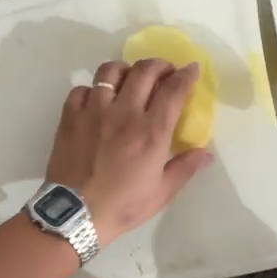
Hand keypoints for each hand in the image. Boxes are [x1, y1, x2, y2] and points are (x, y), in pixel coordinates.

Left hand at [45, 58, 214, 244]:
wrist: (75, 212)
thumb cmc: (121, 206)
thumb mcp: (161, 192)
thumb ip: (184, 168)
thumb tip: (206, 153)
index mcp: (151, 131)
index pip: (174, 89)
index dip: (186, 75)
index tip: (191, 70)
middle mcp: (124, 113)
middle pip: (144, 71)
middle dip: (160, 65)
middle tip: (164, 73)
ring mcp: (93, 111)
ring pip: (110, 71)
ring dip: (126, 70)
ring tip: (130, 79)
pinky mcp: (70, 117)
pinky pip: (81, 89)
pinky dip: (93, 89)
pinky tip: (98, 100)